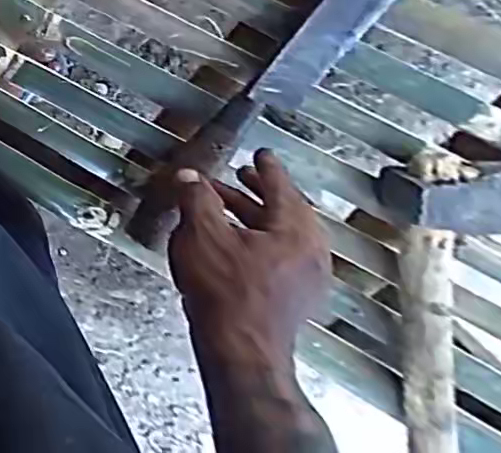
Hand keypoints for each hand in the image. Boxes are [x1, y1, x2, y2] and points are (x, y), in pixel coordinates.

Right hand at [169, 149, 330, 368]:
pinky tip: (226, 236)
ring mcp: (304, 279)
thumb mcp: (201, 230)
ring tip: (221, 202)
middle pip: (286, 212)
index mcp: (297, 234)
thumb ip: (196, 196)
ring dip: (251, 213)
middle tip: (243, 173)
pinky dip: (254, 234)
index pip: (284, 189)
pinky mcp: (290, 295)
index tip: (263, 154)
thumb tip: (191, 176)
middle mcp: (310, 256)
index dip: (268, 168)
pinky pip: (276, 251)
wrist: (238, 346)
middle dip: (259, 191)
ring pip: (280, 233)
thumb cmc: (225, 291)